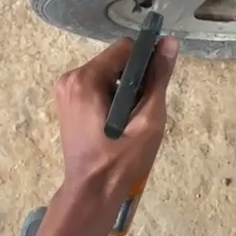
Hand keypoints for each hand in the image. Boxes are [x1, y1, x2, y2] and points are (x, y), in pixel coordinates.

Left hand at [53, 36, 179, 202]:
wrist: (91, 194)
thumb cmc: (121, 161)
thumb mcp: (148, 120)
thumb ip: (158, 78)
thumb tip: (170, 41)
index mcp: (85, 79)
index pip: (124, 49)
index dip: (146, 61)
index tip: (155, 84)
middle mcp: (70, 78)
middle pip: (115, 60)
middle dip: (134, 79)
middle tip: (143, 110)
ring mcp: (66, 90)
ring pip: (108, 73)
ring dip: (125, 88)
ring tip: (132, 119)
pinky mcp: (67, 102)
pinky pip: (98, 85)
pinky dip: (113, 96)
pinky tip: (119, 121)